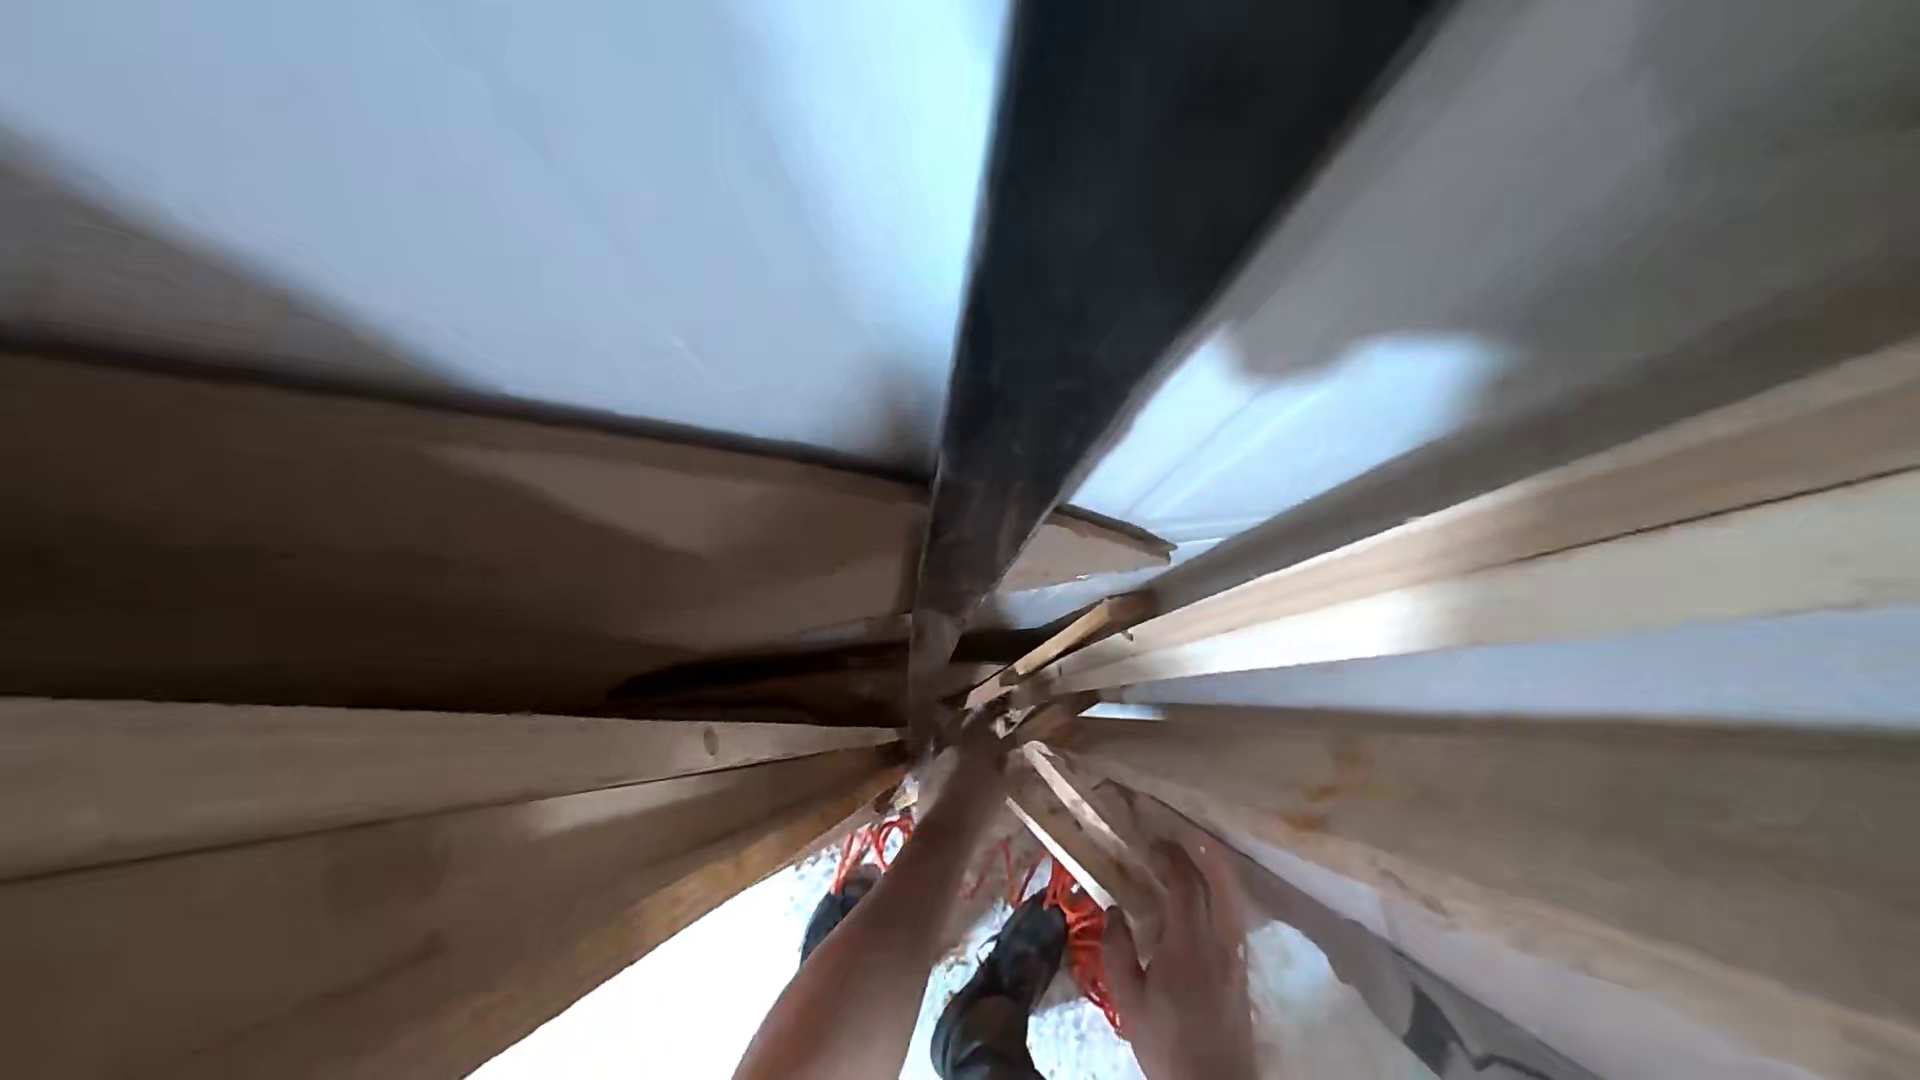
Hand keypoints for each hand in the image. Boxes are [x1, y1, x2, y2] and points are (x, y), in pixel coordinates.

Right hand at [1103, 835, 1255, 1079]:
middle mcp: (1219, 942)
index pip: (1186, 884)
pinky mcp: (1241, 970)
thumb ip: (1118, 949)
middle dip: (1194, 854)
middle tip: (1170, 840)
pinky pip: (1234, 916)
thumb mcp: (1129, 1000)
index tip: (1152, 842)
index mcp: (1189, 944)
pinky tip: (1205, 895)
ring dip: (1214, 869)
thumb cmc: (1166, 1045)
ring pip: (1231, 897)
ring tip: (1194, 853)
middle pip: (1215, 883)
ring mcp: (1236, 956)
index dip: (1171, 857)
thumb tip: (1113, 909)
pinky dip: (1221, 893)